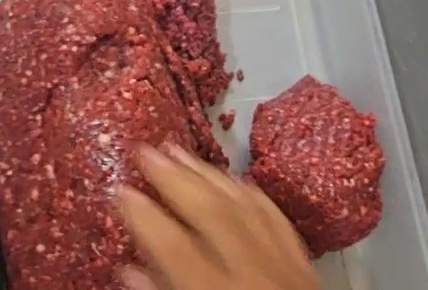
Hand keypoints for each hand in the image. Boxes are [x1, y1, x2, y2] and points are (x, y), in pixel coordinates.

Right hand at [117, 144, 318, 289]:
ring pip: (244, 206)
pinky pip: (275, 218)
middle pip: (212, 213)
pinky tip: (232, 179)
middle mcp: (257, 277)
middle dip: (175, 179)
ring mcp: (287, 268)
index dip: (145, 217)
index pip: (176, 248)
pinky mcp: (307, 269)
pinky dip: (251, 194)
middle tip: (146, 150)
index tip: (120, 189)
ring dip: (208, 174)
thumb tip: (129, 273)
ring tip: (178, 150)